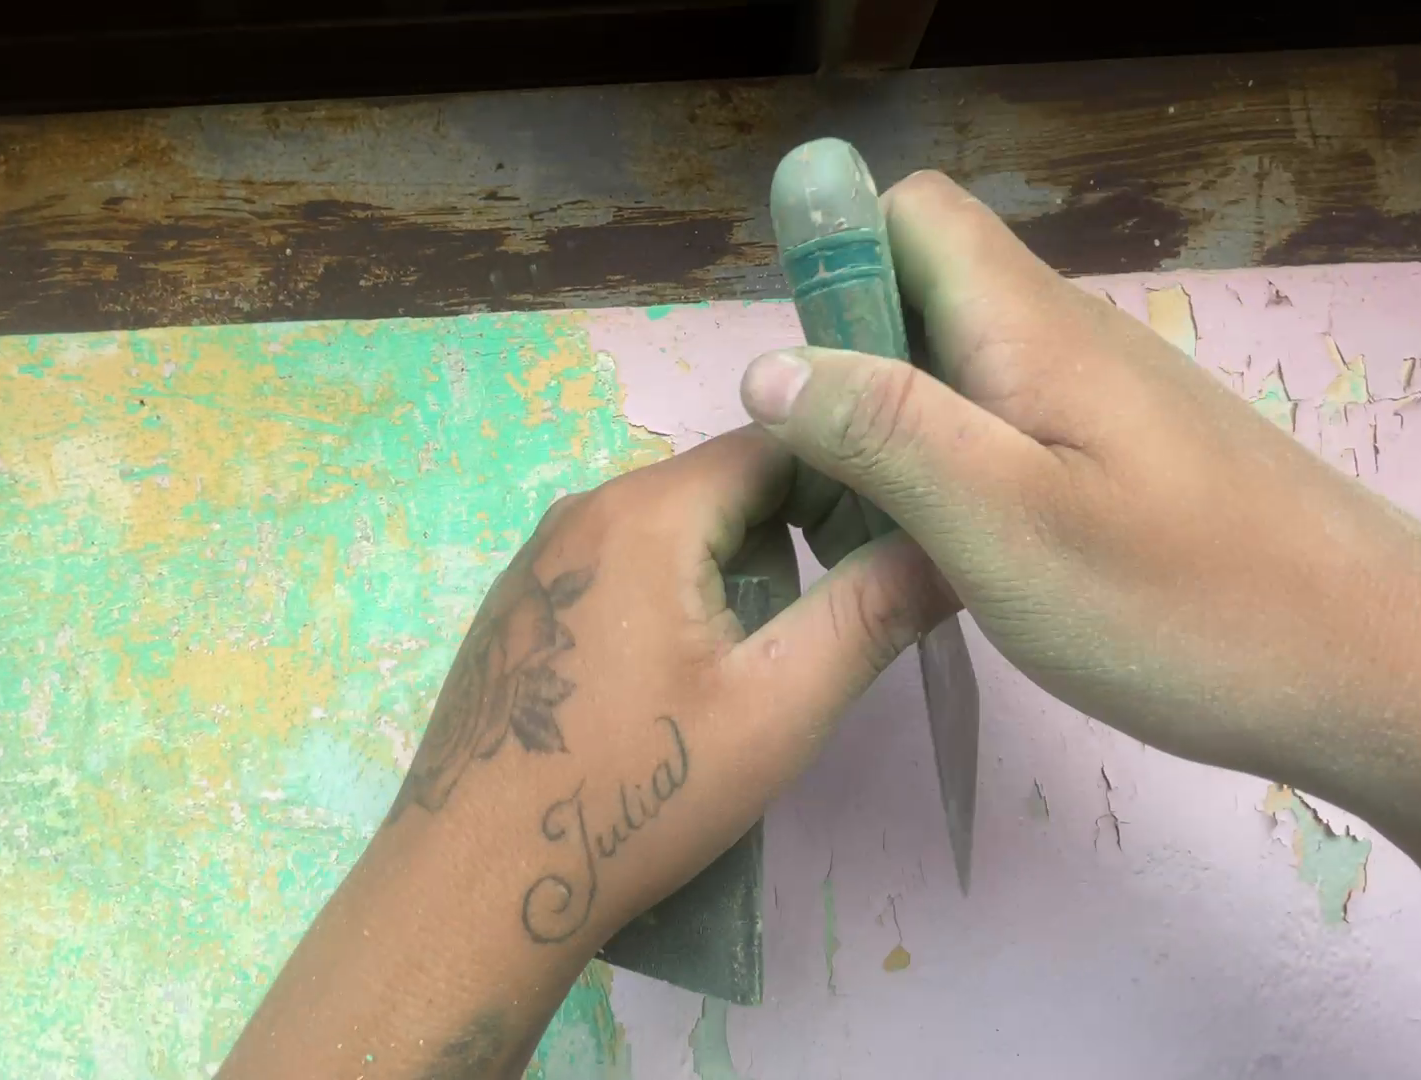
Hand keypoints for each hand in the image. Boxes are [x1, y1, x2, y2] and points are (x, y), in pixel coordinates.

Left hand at [222, 427, 955, 1079]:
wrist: (475, 883)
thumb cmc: (639, 790)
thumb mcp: (778, 705)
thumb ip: (870, 613)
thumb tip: (944, 549)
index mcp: (647, 511)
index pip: (773, 442)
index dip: (840, 480)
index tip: (876, 542)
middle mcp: (584, 508)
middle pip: (719, 486)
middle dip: (782, 537)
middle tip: (803, 627)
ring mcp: (542, 555)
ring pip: (670, 526)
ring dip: (724, 571)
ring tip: (733, 663)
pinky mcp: (523, 601)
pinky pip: (619, 561)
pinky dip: (665, 590)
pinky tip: (660, 675)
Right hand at [740, 171, 1420, 1078]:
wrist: (1385, 677)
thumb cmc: (1182, 602)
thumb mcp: (1000, 517)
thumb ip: (881, 429)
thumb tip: (766, 366)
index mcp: (1028, 325)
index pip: (911, 214)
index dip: (836, 263)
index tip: (807, 373)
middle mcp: (1060, 339)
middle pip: (921, 293)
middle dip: (848, 364)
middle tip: (834, 479)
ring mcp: (1092, 401)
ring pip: (955, 369)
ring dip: (892, 426)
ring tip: (881, 525)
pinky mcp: (1113, 459)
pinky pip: (998, 426)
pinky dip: (945, 467)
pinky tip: (951, 546)